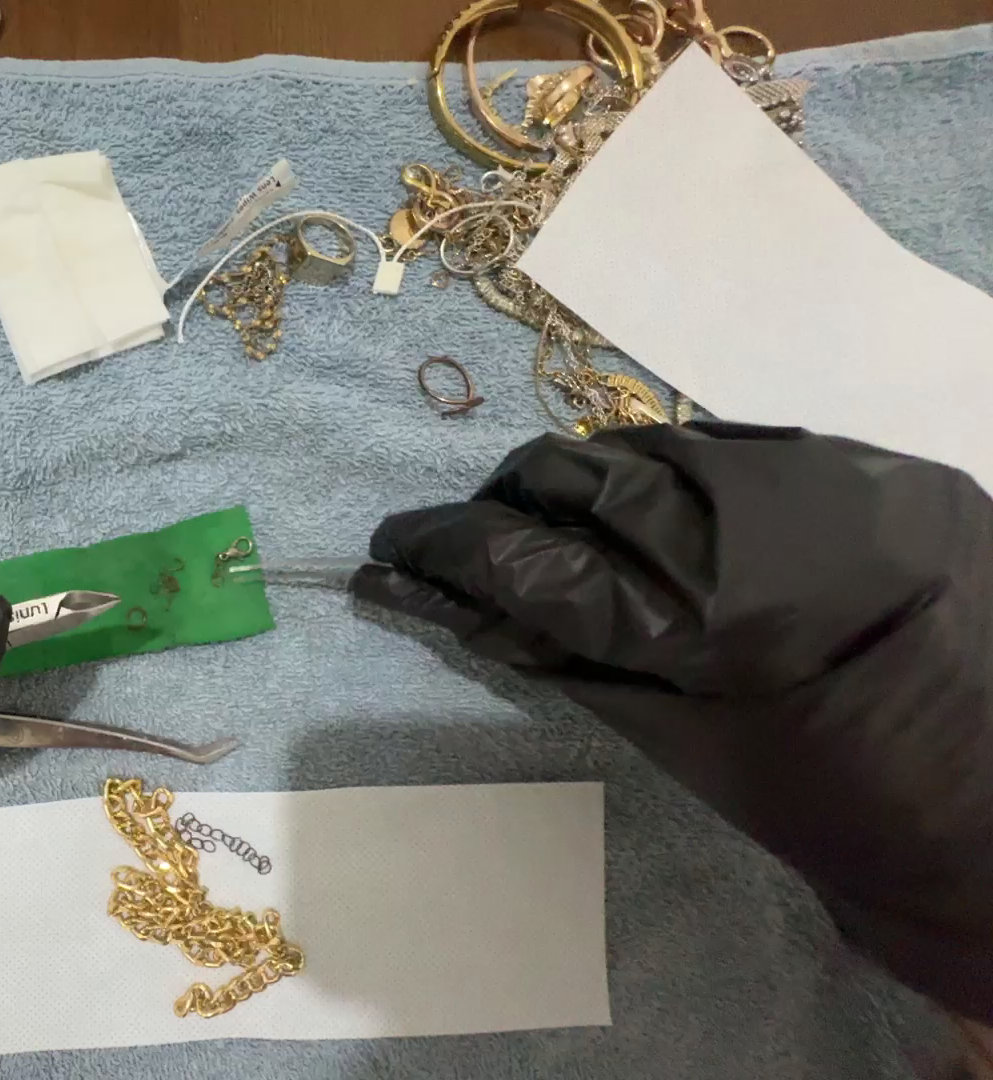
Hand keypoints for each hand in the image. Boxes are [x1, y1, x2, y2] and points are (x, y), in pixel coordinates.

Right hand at [353, 422, 992, 1023]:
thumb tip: (452, 602)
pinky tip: (661, 520)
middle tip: (480, 542)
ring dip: (577, 487)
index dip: (437, 548)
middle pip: (568, 473)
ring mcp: (837, 475)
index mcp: (701, 619)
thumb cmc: (824, 809)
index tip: (388, 548)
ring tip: (571, 533)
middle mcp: (766, 520)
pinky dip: (664, 477)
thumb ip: (548, 650)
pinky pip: (724, 443)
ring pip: (637, 444)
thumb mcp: (662, 735)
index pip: (518, 555)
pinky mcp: (885, 463)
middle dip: (502, 506)